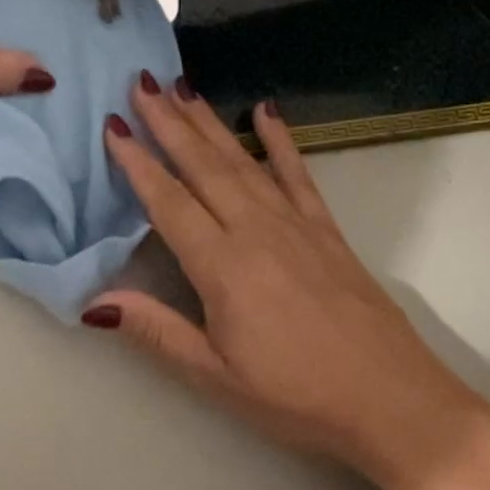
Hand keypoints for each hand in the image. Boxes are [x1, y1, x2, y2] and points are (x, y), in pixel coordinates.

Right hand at [87, 75, 489, 489]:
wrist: (397, 406)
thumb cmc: (297, 398)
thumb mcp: (216, 377)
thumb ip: (156, 331)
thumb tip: (92, 302)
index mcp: (223, 266)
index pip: (168, 201)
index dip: (137, 163)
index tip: (113, 125)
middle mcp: (257, 231)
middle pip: (203, 166)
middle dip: (168, 122)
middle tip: (141, 83)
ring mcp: (296, 226)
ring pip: (242, 161)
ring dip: (209, 122)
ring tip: (182, 86)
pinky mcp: (327, 231)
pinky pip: (297, 174)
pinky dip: (279, 140)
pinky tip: (266, 111)